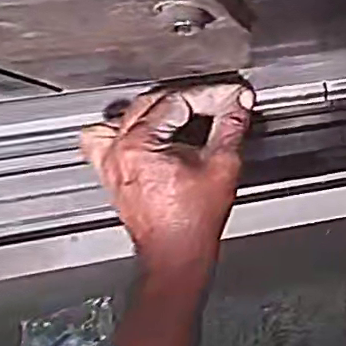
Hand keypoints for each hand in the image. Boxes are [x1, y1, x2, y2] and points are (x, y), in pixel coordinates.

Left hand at [79, 82, 253, 278]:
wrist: (176, 250)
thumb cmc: (194, 219)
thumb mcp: (223, 164)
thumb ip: (231, 126)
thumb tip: (238, 103)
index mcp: (140, 145)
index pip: (178, 101)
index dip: (211, 95)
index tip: (233, 95)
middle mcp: (117, 150)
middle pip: (153, 101)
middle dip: (192, 97)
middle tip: (221, 100)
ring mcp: (110, 162)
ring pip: (128, 114)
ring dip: (159, 106)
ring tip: (186, 110)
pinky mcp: (111, 172)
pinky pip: (106, 137)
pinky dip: (128, 126)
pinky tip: (150, 130)